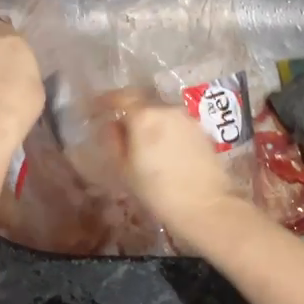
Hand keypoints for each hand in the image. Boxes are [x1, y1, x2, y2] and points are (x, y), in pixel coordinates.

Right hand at [120, 105, 243, 248]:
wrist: (206, 206)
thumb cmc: (157, 191)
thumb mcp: (125, 169)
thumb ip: (114, 141)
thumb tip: (112, 126)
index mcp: (143, 116)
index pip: (119, 97)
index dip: (106, 101)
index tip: (97, 107)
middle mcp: (166, 109)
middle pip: (142, 103)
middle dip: (129, 113)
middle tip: (120, 128)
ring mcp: (187, 119)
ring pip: (161, 114)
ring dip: (150, 122)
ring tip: (144, 142)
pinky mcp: (202, 131)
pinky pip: (176, 124)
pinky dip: (167, 131)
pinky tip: (165, 149)